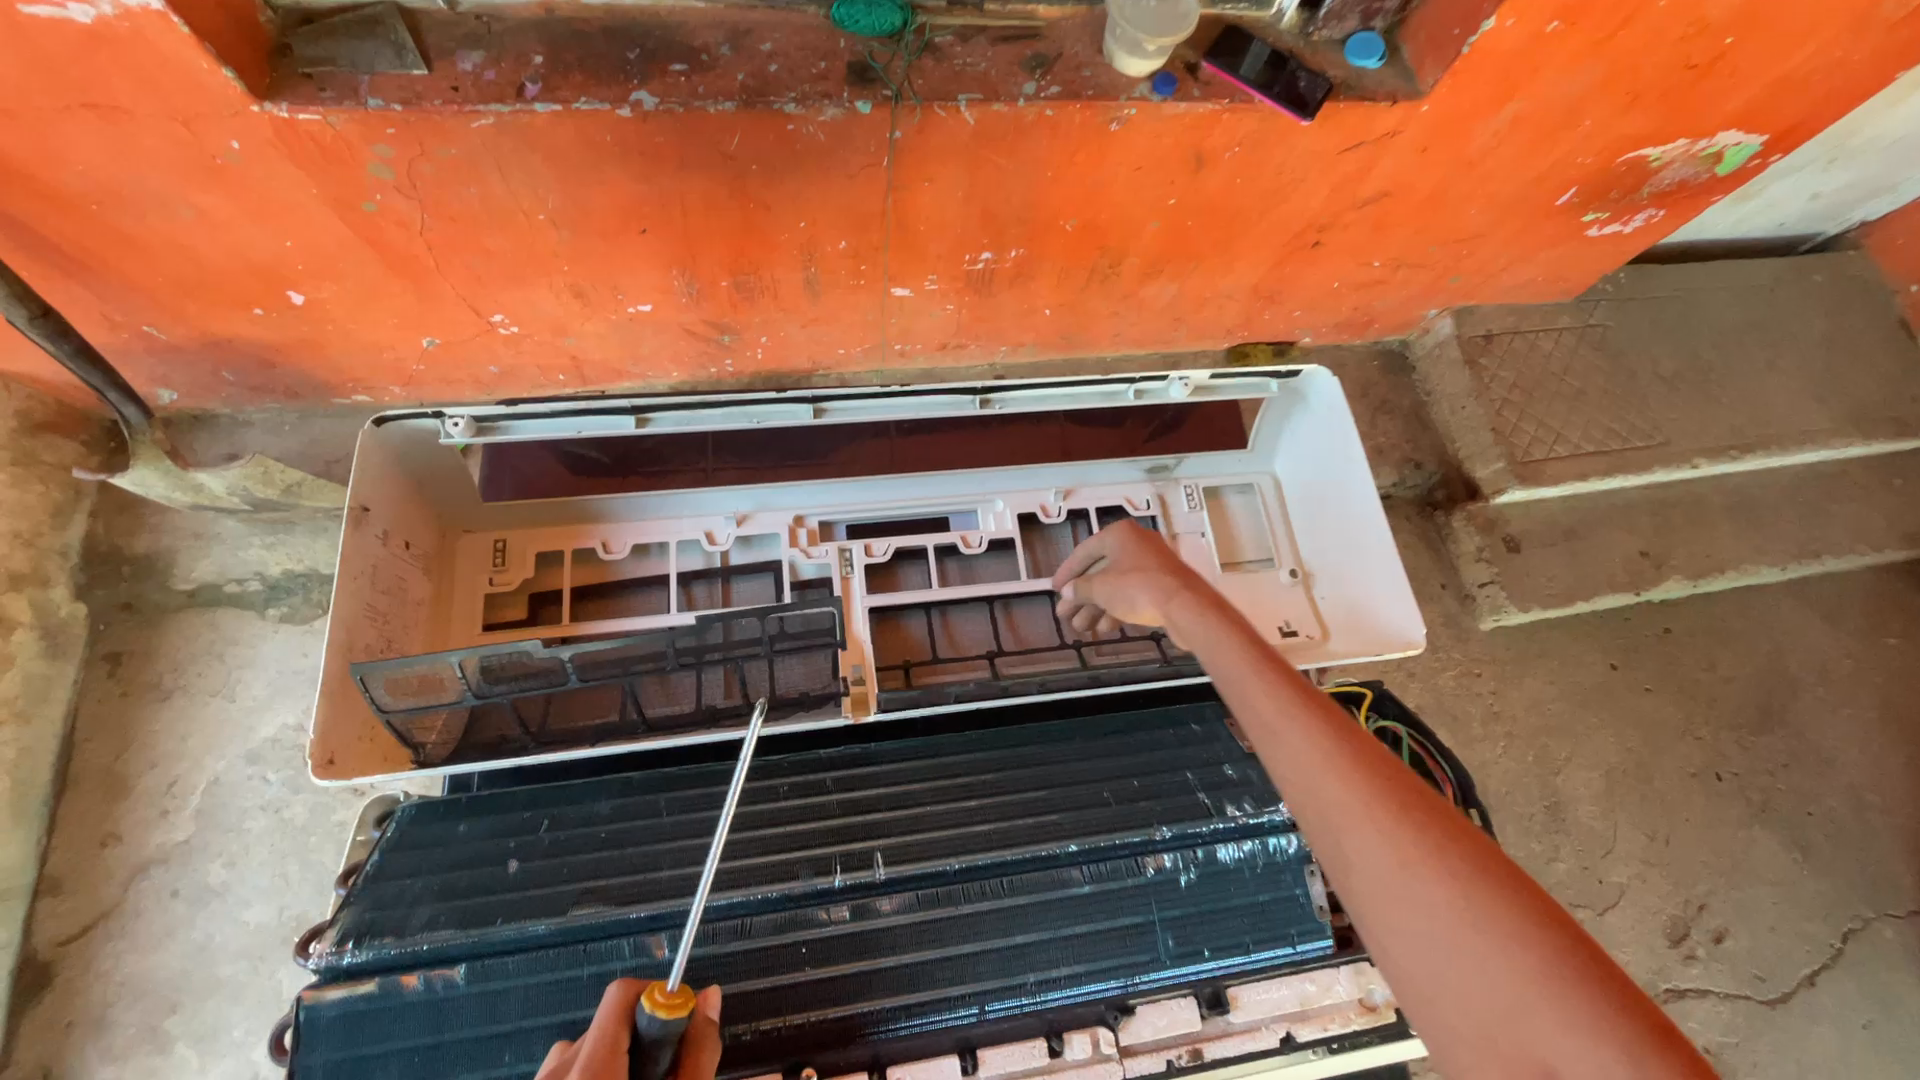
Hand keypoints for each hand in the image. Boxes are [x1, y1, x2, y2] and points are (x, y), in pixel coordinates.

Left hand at [536, 979, 722, 1079]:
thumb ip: (699, 1051)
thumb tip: (709, 995)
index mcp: (591, 1071)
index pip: (621, 993)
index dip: (656, 999)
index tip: (676, 1028)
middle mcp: (556, 1072)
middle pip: (606, 1021)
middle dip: (640, 1036)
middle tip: (662, 1072)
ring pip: (584, 1047)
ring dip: (614, 1058)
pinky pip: (563, 1070)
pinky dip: (588, 1075)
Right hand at [1051, 519, 1218, 644]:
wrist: (1185, 606)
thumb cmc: (1137, 588)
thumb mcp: (1100, 589)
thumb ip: (1079, 589)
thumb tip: (1067, 592)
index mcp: (1119, 535)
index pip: (1084, 551)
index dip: (1067, 572)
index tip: (1055, 590)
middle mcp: (1135, 544)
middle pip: (1100, 571)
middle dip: (1081, 596)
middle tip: (1065, 616)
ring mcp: (1151, 564)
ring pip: (1115, 585)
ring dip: (1096, 607)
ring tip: (1081, 628)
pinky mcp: (1162, 584)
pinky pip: (1132, 594)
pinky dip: (1116, 609)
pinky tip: (1104, 628)